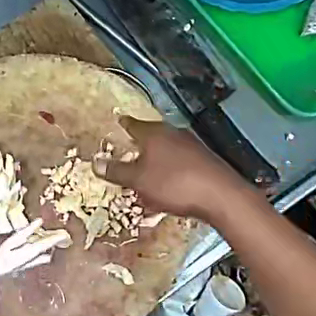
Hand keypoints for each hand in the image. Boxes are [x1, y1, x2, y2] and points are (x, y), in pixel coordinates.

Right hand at [100, 117, 258, 222]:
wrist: (220, 195)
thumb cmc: (173, 183)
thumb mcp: (138, 180)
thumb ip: (117, 171)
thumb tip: (95, 162)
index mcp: (154, 133)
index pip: (134, 124)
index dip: (125, 124)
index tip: (119, 120)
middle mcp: (174, 133)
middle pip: (153, 135)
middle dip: (142, 143)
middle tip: (130, 149)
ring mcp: (192, 146)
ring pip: (168, 148)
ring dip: (158, 158)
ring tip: (148, 171)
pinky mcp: (205, 161)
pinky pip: (181, 162)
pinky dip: (172, 170)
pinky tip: (171, 184)